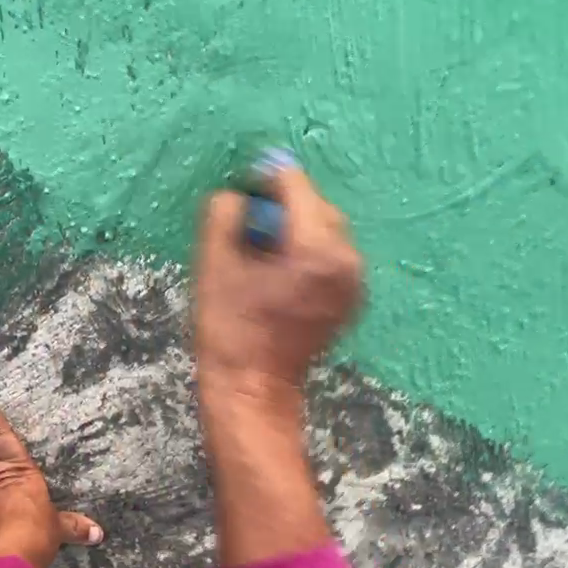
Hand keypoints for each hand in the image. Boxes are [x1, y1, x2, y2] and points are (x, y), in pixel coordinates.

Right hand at [195, 150, 364, 396]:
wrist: (253, 389)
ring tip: (259, 246)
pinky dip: (305, 249)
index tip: (243, 181)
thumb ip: (223, 216)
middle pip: (316, 208)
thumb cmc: (229, 328)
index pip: (296, 189)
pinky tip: (276, 269)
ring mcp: (354, 283)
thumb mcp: (213, 265)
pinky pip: (329, 256)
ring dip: (294, 227)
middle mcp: (347, 262)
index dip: (266, 178)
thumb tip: (235, 194)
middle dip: (283, 204)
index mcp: (316, 250)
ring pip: (324, 231)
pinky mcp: (350, 299)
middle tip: (246, 218)